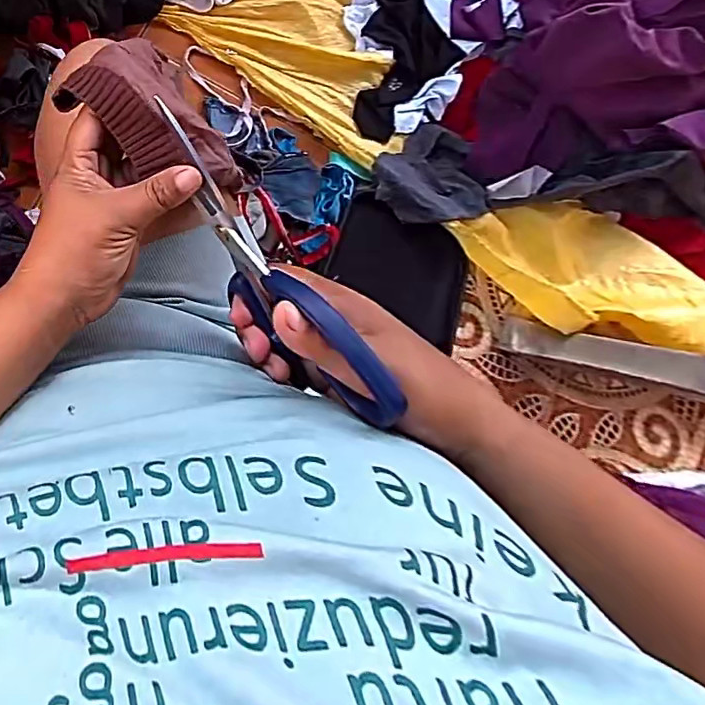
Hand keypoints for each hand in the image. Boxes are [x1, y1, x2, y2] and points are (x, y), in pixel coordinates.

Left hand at [14, 108, 202, 329]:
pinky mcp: (127, 221)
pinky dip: (171, 191)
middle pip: (123, 141)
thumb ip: (157, 192)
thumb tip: (193, 173)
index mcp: (79, 163)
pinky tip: (193, 182)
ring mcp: (112, 198)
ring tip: (193, 142)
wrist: (63, 301)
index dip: (115, 98)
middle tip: (181, 112)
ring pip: (141, 169)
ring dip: (164, 160)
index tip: (143, 81)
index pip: (94, 118)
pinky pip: (153, 198)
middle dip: (149, 129)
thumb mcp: (115, 215)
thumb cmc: (71, 252)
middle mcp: (95, 175)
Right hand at [228, 264, 506, 454]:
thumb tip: (279, 309)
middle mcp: (336, 319)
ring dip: (273, 353)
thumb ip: (320, 341)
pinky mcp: (339, 369)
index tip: (244, 317)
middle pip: (279, 307)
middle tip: (262, 354)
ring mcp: (336, 344)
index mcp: (343, 304)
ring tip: (280, 374)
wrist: (459, 425)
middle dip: (261, 327)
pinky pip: (301, 362)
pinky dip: (290, 371)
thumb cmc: (424, 387)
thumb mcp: (367, 365)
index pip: (286, 279)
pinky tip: (294, 385)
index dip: (258, 291)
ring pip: (287, 337)